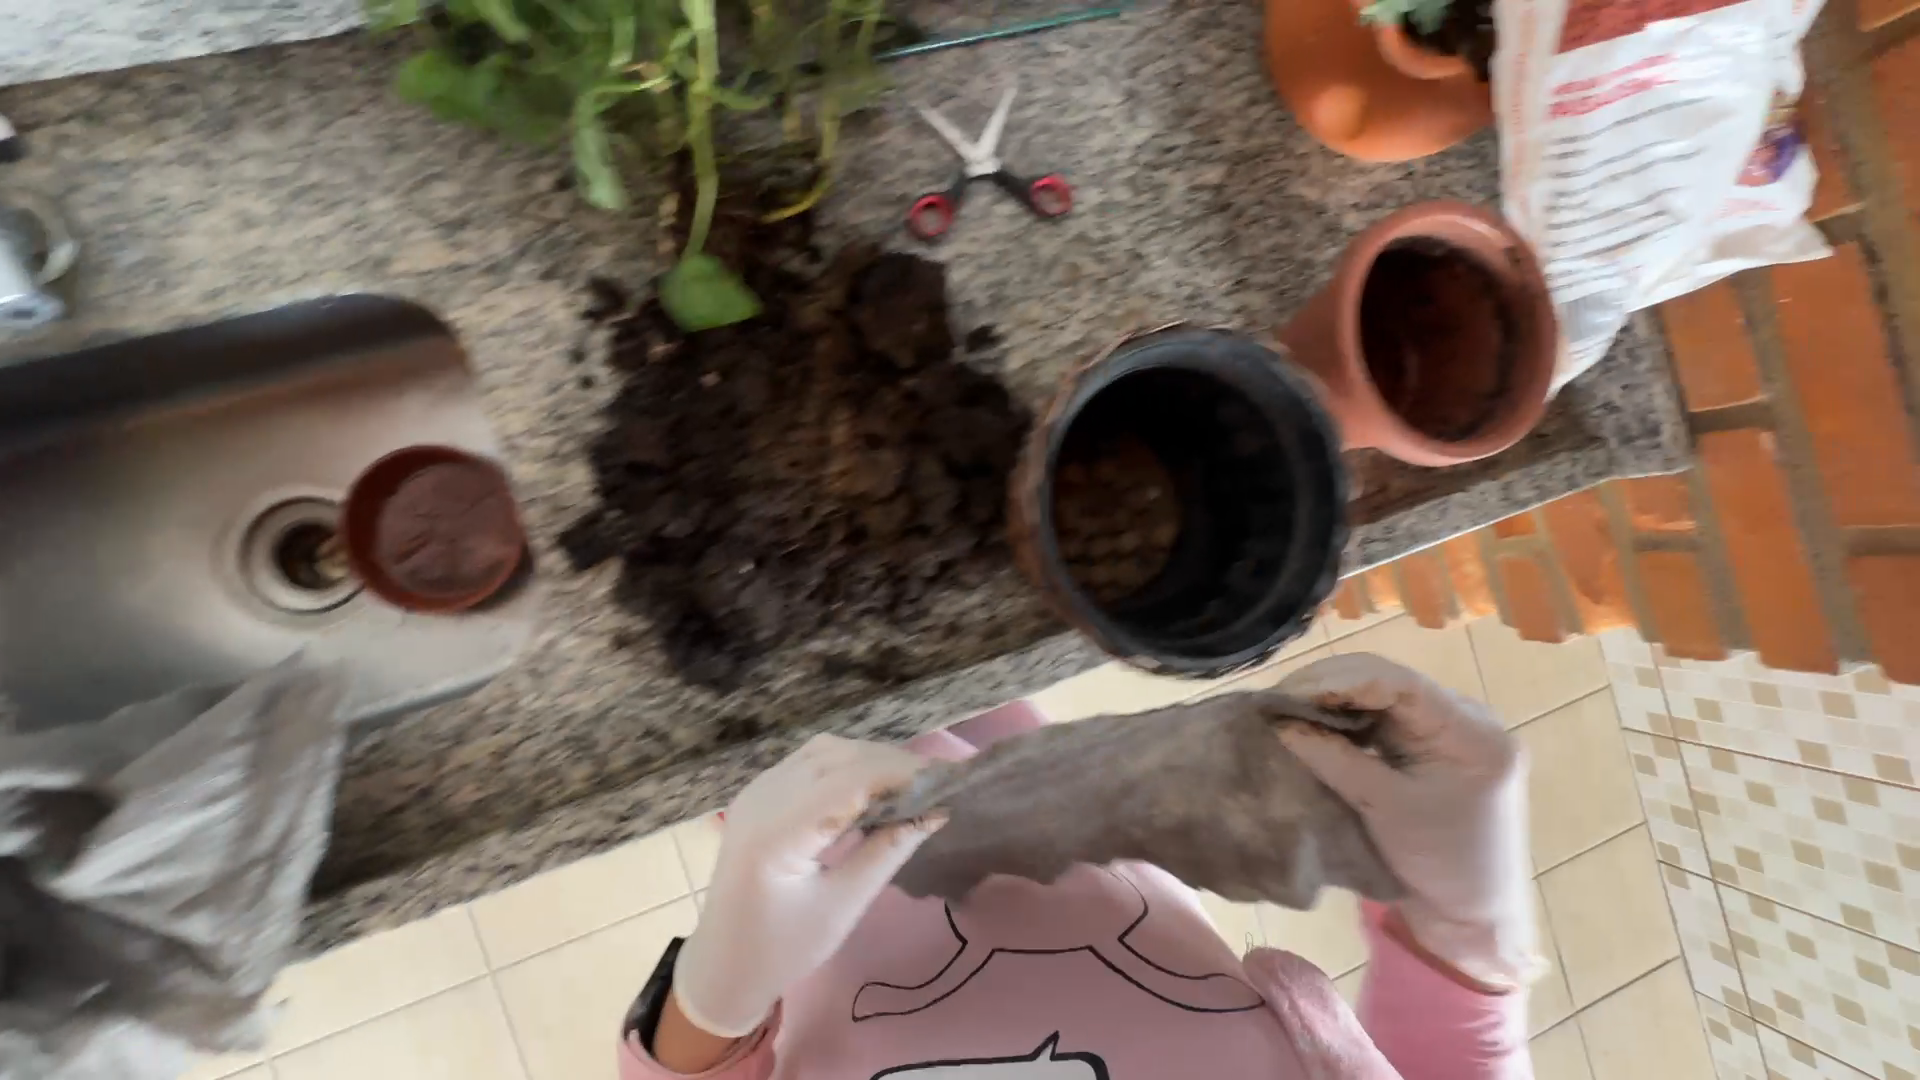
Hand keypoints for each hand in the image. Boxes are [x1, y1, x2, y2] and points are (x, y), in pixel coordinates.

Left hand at [671, 734, 942, 1038]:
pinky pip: (810, 760)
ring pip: (825, 750)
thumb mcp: (842, 907)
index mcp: (776, 834)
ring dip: (870, 758)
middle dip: (891, 762)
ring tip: (910, 782)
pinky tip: (873, 785)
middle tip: (936, 781)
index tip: (945, 780)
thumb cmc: (784, 949)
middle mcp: (761, 797)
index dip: (900, 772)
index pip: (849, 779)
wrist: (722, 965)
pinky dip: (848, 763)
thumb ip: (887, 851)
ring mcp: (756, 789)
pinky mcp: (760, 790)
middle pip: (838, 756)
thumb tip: (936, 810)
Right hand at [1277, 654, 1542, 991]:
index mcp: (1470, 732)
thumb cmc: (1437, 862)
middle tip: (1278, 700)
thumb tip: (1277, 720)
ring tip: (1287, 706)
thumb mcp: (1380, 806)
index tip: (1291, 696)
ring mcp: (1445, 724)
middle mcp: (1464, 716)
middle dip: (1328, 683)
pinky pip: (1378, 709)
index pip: (1398, 683)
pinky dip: (1342, 711)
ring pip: (1378, 688)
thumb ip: (1330, 756)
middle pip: (1386, 678)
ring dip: (1331, 694)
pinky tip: (1312, 717)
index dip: (1339, 681)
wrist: (1472, 911)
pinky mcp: (1426, 737)